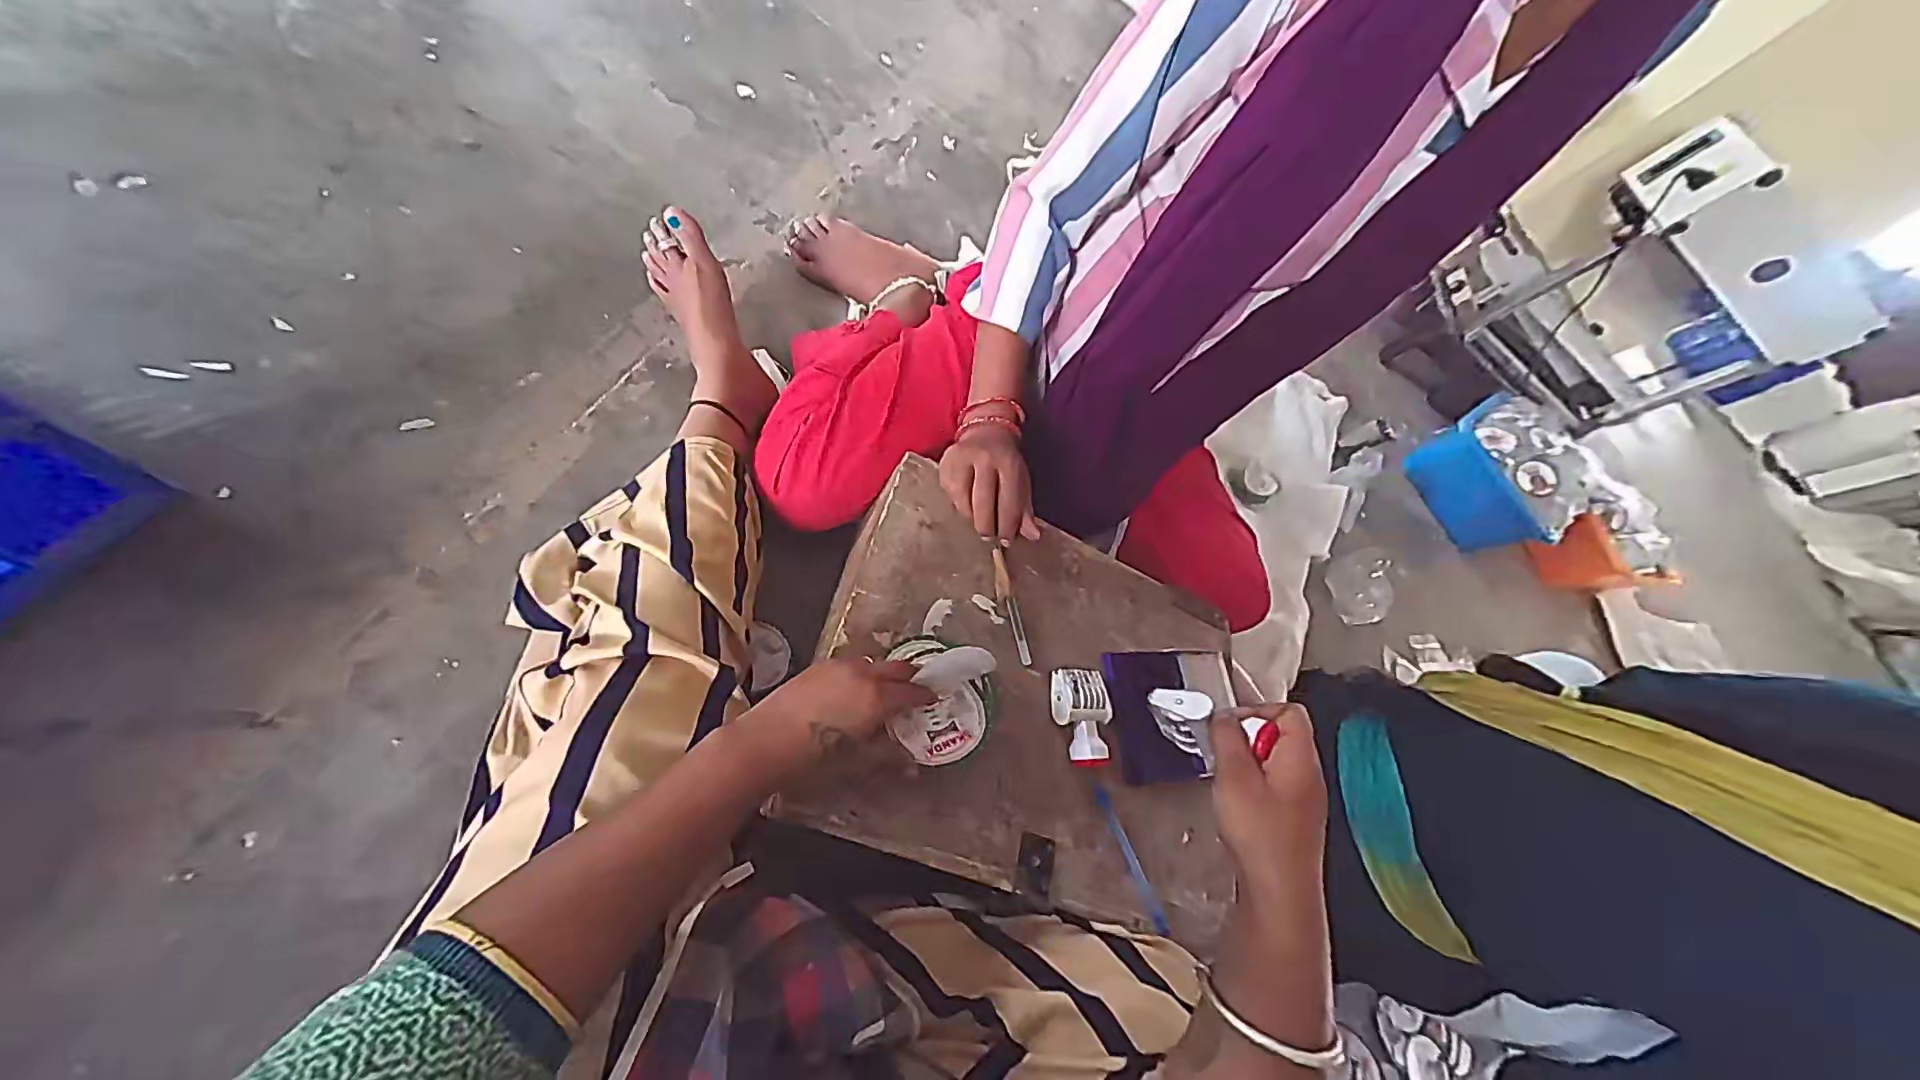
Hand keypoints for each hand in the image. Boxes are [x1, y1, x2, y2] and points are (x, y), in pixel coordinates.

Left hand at [750, 657, 934, 768]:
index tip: (932, 699)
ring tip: (883, 689)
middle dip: (909, 677)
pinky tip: (851, 689)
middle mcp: (863, 675)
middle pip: (896, 668)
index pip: (912, 692)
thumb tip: (911, 765)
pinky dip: (860, 673)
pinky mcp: (817, 667)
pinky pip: (849, 665)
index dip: (925, 695)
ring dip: (883, 673)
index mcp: (877, 698)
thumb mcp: (857, 761)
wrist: (764, 742)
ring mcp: (838, 667)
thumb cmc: (815, 758)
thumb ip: (887, 756)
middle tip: (916, 688)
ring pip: (872, 663)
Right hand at [939, 425, 1041, 541]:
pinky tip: (966, 505)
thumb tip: (1032, 535)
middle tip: (988, 537)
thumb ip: (1025, 509)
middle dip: (986, 526)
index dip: (1007, 525)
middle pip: (982, 503)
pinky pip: (949, 495)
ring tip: (977, 521)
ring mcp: (961, 459)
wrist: (985, 430)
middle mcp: (984, 458)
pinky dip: (959, 505)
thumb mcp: (1021, 480)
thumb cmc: (1006, 461)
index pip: (1008, 501)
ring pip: (962, 501)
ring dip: (970, 518)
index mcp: (1008, 462)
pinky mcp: (945, 463)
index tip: (1006, 540)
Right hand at [1209, 703, 1326, 894]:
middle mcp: (1309, 774)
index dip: (1257, 711)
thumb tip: (1224, 717)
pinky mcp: (1294, 817)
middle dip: (1248, 739)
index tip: (1230, 727)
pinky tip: (1238, 804)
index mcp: (1301, 758)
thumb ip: (1227, 738)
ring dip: (1247, 764)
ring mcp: (1305, 797)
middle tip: (1228, 759)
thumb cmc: (1259, 834)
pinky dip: (1253, 785)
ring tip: (1230, 783)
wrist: (1278, 891)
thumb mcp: (1233, 776)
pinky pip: (1273, 784)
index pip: (1289, 711)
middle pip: (1280, 734)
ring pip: (1273, 760)